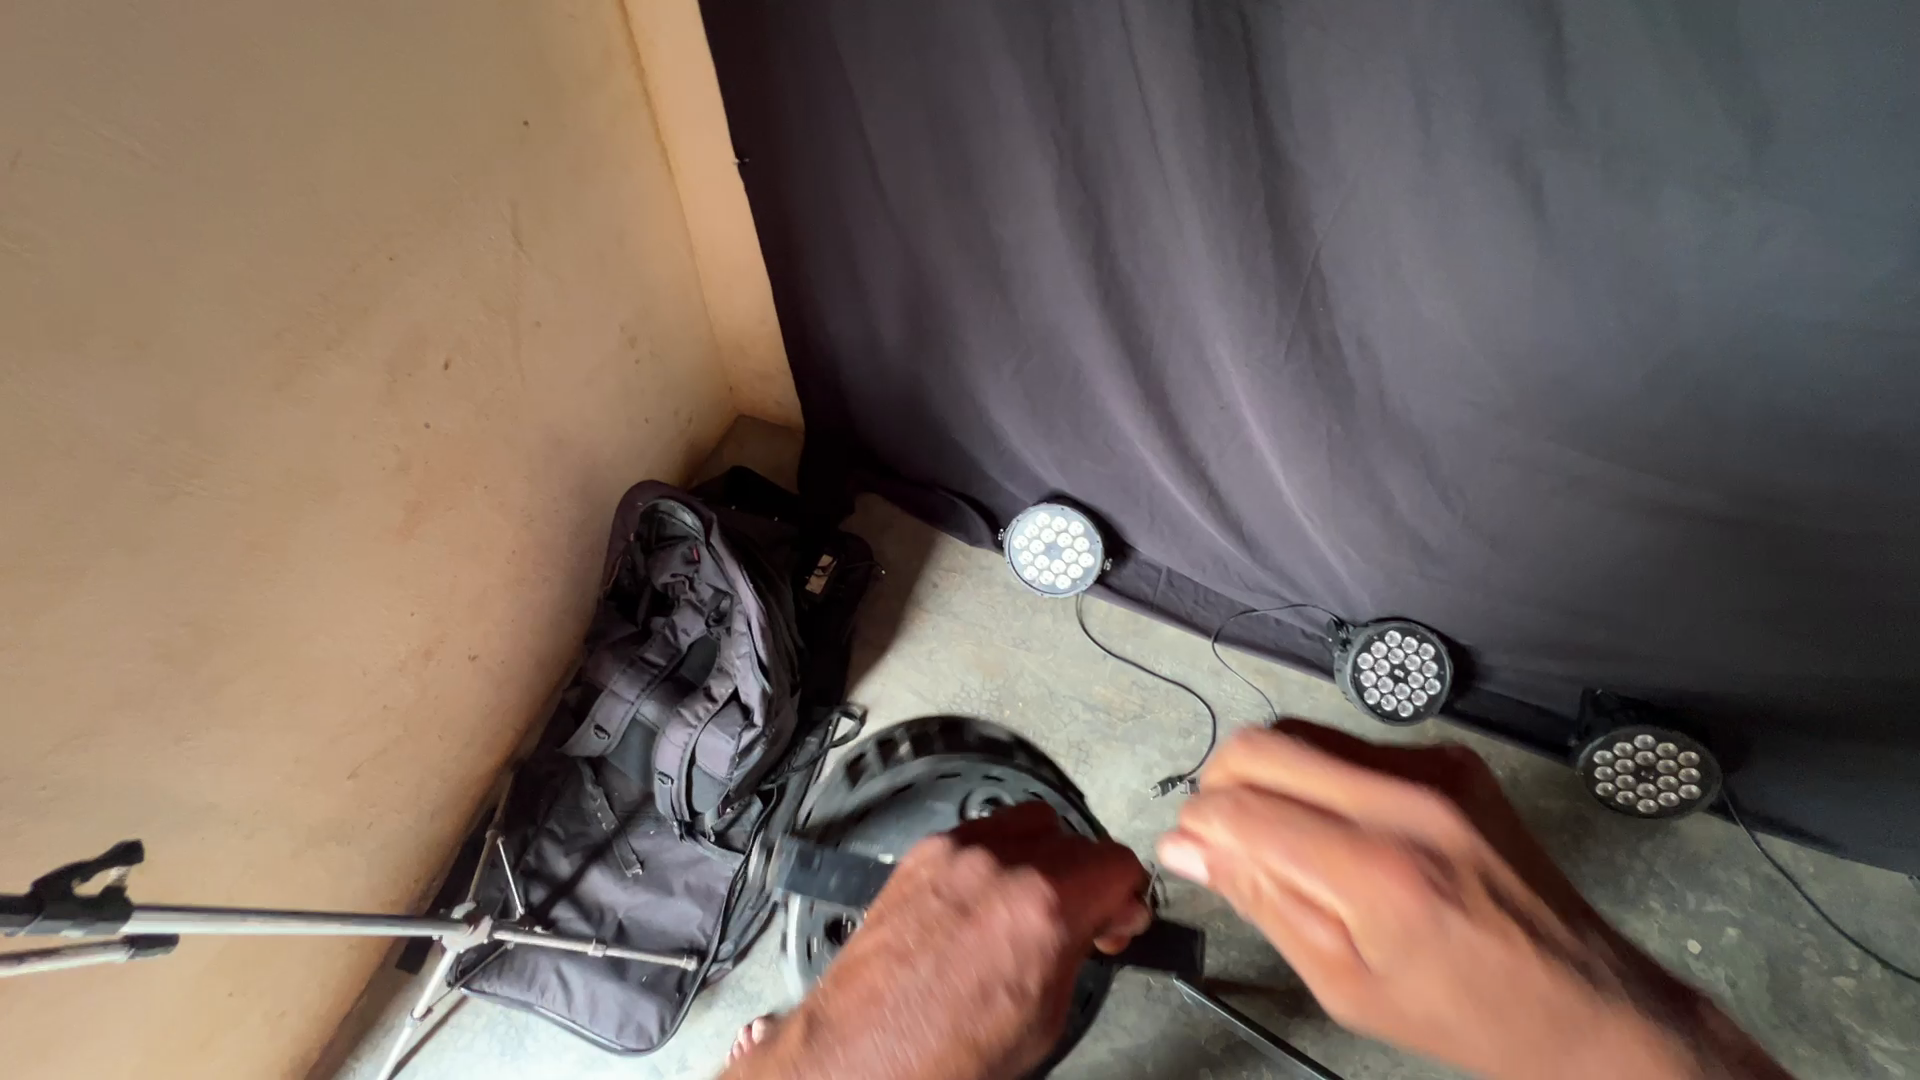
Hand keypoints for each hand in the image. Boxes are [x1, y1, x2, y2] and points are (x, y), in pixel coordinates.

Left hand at [727, 801, 1150, 1079]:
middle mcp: (1001, 863)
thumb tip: (1100, 918)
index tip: (1118, 913)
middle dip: (1090, 879)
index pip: (1117, 862)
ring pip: (1032, 822)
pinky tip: (989, 893)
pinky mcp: (927, 850)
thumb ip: (1080, 946)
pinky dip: (999, 854)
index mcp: (1043, 906)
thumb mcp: (1047, 1013)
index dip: (1126, 894)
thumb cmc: (946, 1050)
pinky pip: (983, 830)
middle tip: (1082, 915)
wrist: (866, 1051)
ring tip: (1033, 899)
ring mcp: (959, 850)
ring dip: (1046, 855)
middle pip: (1078, 840)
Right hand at [1156, 721, 1787, 1079]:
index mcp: (1376, 874)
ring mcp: (1431, 768)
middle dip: (1216, 784)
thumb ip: (1258, 899)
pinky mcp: (1447, 757)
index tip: (1191, 848)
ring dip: (1262, 774)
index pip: (1241, 812)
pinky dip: (1314, 774)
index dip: (1198, 826)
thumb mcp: (1342, 984)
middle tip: (1222, 832)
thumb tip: (1182, 848)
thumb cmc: (1459, 1013)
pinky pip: (1344, 744)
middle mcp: (1402, 801)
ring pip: (1295, 733)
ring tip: (1277, 827)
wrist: (1591, 1000)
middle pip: (1259, 747)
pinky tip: (1336, 822)